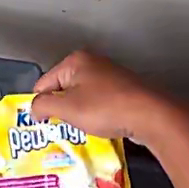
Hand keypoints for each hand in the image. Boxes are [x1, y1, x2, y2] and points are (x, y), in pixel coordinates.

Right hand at [30, 50, 188, 144]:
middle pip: (62, 89)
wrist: (153, 117)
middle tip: (67, 125)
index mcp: (75, 61)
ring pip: (81, 97)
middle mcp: (92, 62)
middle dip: (62, 108)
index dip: (42, 105)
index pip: (42, 84)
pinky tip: (103, 124)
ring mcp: (110, 75)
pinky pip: (99, 102)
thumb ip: (41, 105)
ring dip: (79, 113)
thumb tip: (35, 108)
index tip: (47, 121)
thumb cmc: (107, 108)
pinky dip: (97, 114)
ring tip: (87, 126)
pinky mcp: (124, 88)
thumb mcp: (65, 108)